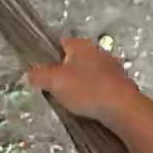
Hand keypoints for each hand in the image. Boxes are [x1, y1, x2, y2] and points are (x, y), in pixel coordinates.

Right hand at [26, 38, 150, 126]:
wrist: (124, 109)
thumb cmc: (86, 89)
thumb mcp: (54, 81)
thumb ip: (38, 75)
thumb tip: (29, 74)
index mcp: (82, 46)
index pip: (61, 44)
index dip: (49, 57)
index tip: (44, 73)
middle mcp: (99, 52)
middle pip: (75, 59)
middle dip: (65, 71)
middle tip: (55, 87)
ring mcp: (113, 68)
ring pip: (89, 73)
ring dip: (81, 83)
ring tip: (72, 99)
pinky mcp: (121, 84)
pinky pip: (101, 86)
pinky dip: (94, 93)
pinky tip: (89, 105)